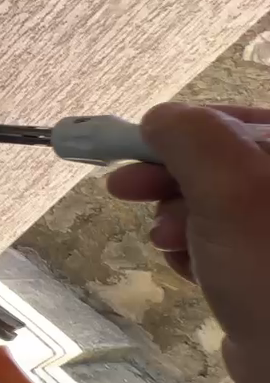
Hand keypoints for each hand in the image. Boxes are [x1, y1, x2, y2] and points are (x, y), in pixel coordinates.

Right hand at [106, 103, 269, 382]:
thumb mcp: (235, 195)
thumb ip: (197, 142)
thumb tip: (163, 116)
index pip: (256, 121)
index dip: (194, 126)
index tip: (138, 144)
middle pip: (235, 162)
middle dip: (173, 176)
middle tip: (126, 190)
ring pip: (225, 203)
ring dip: (177, 216)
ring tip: (167, 242)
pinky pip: (231, 240)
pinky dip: (197, 247)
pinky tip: (188, 266)